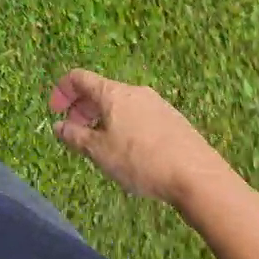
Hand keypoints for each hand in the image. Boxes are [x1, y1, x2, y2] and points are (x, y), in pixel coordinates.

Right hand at [49, 68, 232, 204]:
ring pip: (122, 105)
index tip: (55, 113)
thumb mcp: (100, 152)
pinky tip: (132, 152)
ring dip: (104, 120)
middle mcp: (136, 92)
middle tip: (76, 133)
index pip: (78, 78)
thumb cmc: (142, 161)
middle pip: (100, 91)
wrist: (202, 181)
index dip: (61, 92)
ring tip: (103, 145)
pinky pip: (141, 117)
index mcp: (113, 92)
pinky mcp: (176, 123)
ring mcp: (159, 106)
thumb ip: (75, 136)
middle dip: (82, 109)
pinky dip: (126, 126)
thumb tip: (58, 127)